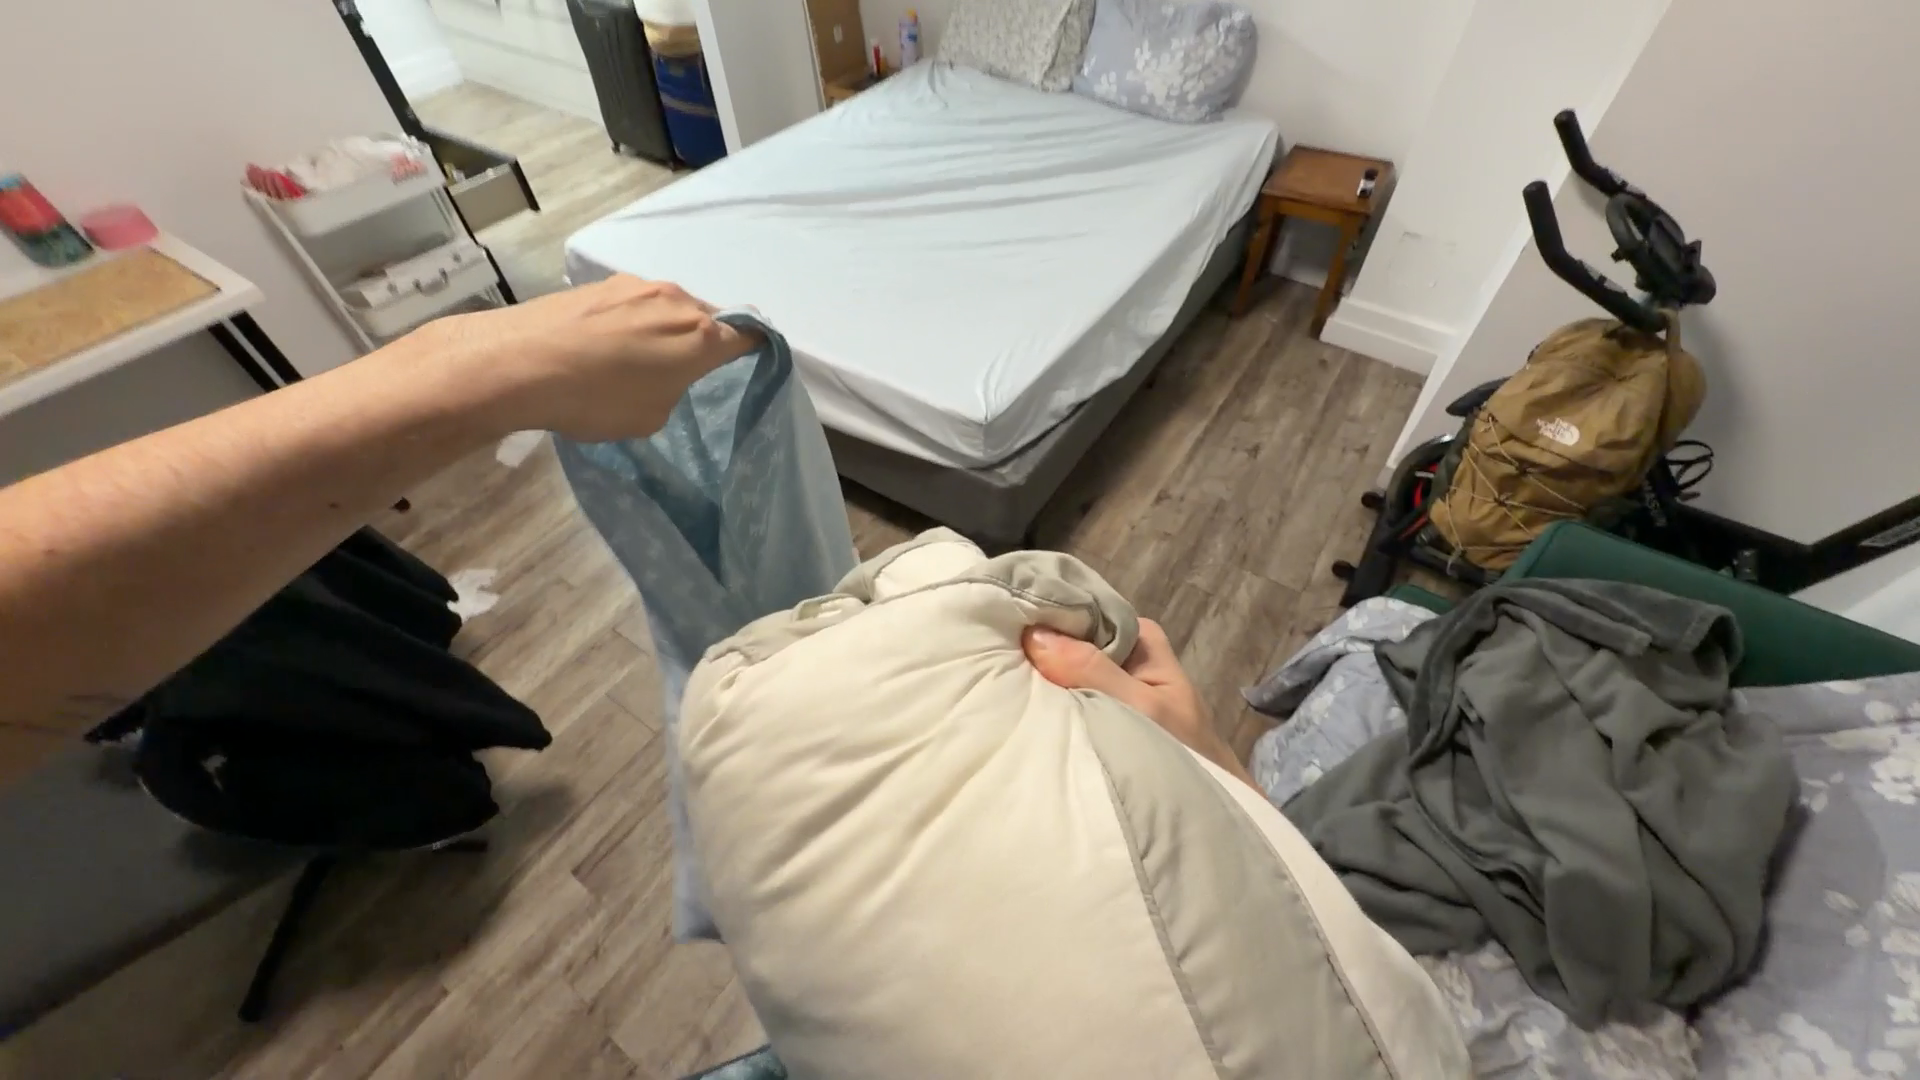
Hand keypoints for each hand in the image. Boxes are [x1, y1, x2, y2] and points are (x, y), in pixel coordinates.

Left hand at [418, 275, 759, 440]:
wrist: (515, 363)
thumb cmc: (595, 400)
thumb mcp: (652, 415)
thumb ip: (676, 388)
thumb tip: (665, 372)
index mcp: (701, 337)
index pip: (750, 335)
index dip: (757, 348)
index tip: (752, 363)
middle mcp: (677, 301)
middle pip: (711, 317)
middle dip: (708, 339)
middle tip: (690, 369)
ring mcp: (637, 286)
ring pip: (672, 307)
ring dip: (670, 328)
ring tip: (643, 358)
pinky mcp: (601, 283)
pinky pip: (638, 303)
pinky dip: (637, 321)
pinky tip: (610, 345)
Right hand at [1022, 619, 1259, 791]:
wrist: (1208, 813)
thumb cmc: (1185, 755)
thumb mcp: (1141, 709)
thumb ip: (1092, 670)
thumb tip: (1033, 633)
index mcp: (1138, 636)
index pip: (1083, 609)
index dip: (1046, 614)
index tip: (1005, 621)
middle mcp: (1122, 651)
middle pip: (1070, 637)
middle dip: (1038, 646)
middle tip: (995, 653)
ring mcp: (1108, 682)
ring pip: (1064, 666)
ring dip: (1038, 675)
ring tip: (999, 674)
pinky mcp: (1097, 711)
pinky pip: (1064, 695)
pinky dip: (1046, 700)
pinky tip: (1017, 701)